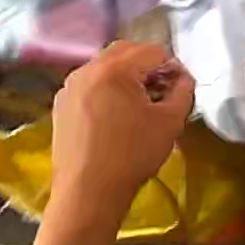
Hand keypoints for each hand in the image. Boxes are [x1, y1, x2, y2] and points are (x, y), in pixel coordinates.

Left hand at [50, 41, 193, 215]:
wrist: (88, 193)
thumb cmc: (133, 155)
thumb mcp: (170, 123)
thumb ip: (183, 92)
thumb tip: (184, 80)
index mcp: (115, 69)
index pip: (152, 51)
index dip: (173, 66)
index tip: (181, 87)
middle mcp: (87, 69)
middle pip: (125, 52)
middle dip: (147, 65)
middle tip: (162, 90)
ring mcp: (70, 87)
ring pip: (104, 68)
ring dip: (126, 76)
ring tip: (140, 103)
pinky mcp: (61, 105)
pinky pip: (89, 86)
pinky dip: (106, 90)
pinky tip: (116, 116)